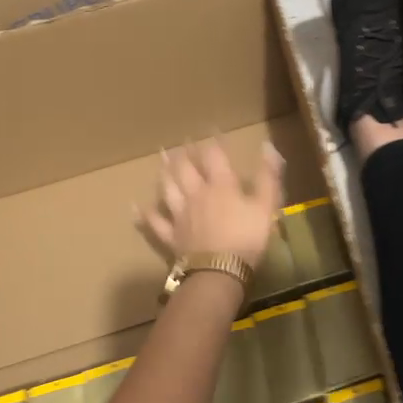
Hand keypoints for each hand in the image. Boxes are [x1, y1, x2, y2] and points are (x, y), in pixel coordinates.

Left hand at [143, 138, 283, 269]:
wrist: (219, 272)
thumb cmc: (247, 238)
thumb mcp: (266, 206)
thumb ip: (267, 176)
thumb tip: (268, 146)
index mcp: (220, 186)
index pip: (214, 156)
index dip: (212, 141)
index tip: (210, 129)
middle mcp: (196, 194)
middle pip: (185, 169)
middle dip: (183, 153)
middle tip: (180, 142)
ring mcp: (180, 215)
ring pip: (168, 188)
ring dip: (165, 173)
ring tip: (161, 160)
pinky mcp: (171, 236)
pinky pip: (154, 222)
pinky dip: (144, 214)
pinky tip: (135, 207)